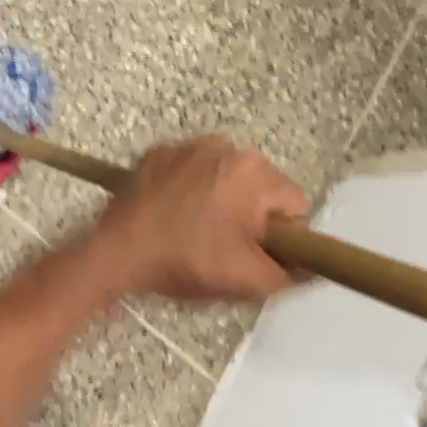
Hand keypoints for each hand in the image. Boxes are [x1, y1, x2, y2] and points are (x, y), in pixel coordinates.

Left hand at [90, 136, 309, 301]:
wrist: (117, 252)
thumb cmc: (187, 260)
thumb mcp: (252, 280)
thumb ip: (293, 274)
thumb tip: (309, 266)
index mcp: (253, 171)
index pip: (293, 206)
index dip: (282, 238)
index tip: (254, 254)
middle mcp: (223, 146)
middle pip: (258, 188)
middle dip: (249, 216)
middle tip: (222, 245)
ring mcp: (184, 146)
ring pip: (223, 178)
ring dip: (218, 201)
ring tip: (194, 231)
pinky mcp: (155, 153)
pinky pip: (189, 171)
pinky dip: (187, 190)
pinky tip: (172, 215)